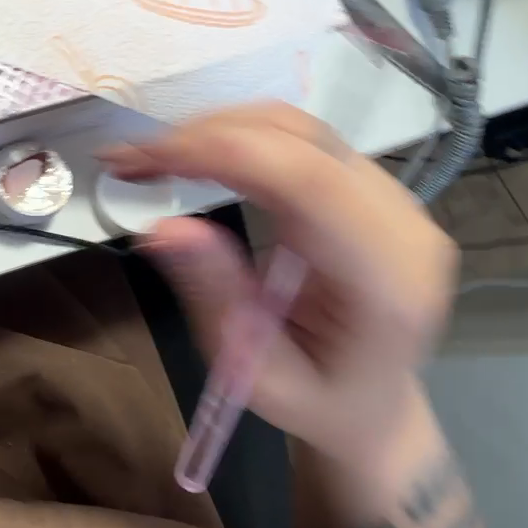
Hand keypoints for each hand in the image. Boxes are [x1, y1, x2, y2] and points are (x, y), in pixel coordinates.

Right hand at [99, 104, 458, 462]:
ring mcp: (388, 195)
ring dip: (212, 129)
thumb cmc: (313, 399)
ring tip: (150, 157)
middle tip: (128, 160)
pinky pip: (293, 135)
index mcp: (385, 277)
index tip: (140, 160)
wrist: (369, 403)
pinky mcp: (365, 183)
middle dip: (200, 136)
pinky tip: (191, 155)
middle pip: (294, 138)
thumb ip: (216, 295)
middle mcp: (399, 221)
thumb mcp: (254, 370)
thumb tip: (164, 227)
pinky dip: (232, 134)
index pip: (304, 178)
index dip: (217, 152)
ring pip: (291, 124)